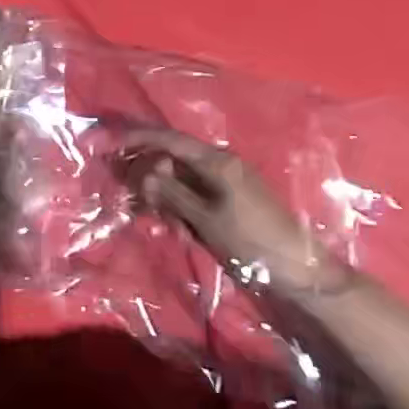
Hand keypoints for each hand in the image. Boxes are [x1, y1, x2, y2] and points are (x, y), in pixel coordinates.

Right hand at [121, 129, 352, 298]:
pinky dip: (184, 210)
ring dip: (168, 201)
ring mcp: (228, 183)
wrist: (297, 270)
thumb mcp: (206, 219)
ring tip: (167, 228)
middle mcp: (222, 165)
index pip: (171, 140)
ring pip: (183, 182)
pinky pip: (197, 197)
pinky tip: (182, 232)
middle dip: (152, 179)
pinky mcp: (232, 201)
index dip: (139, 139)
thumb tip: (145, 170)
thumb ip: (173, 193)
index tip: (111, 145)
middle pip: (174, 161)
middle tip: (137, 205)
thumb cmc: (251, 241)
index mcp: (218, 162)